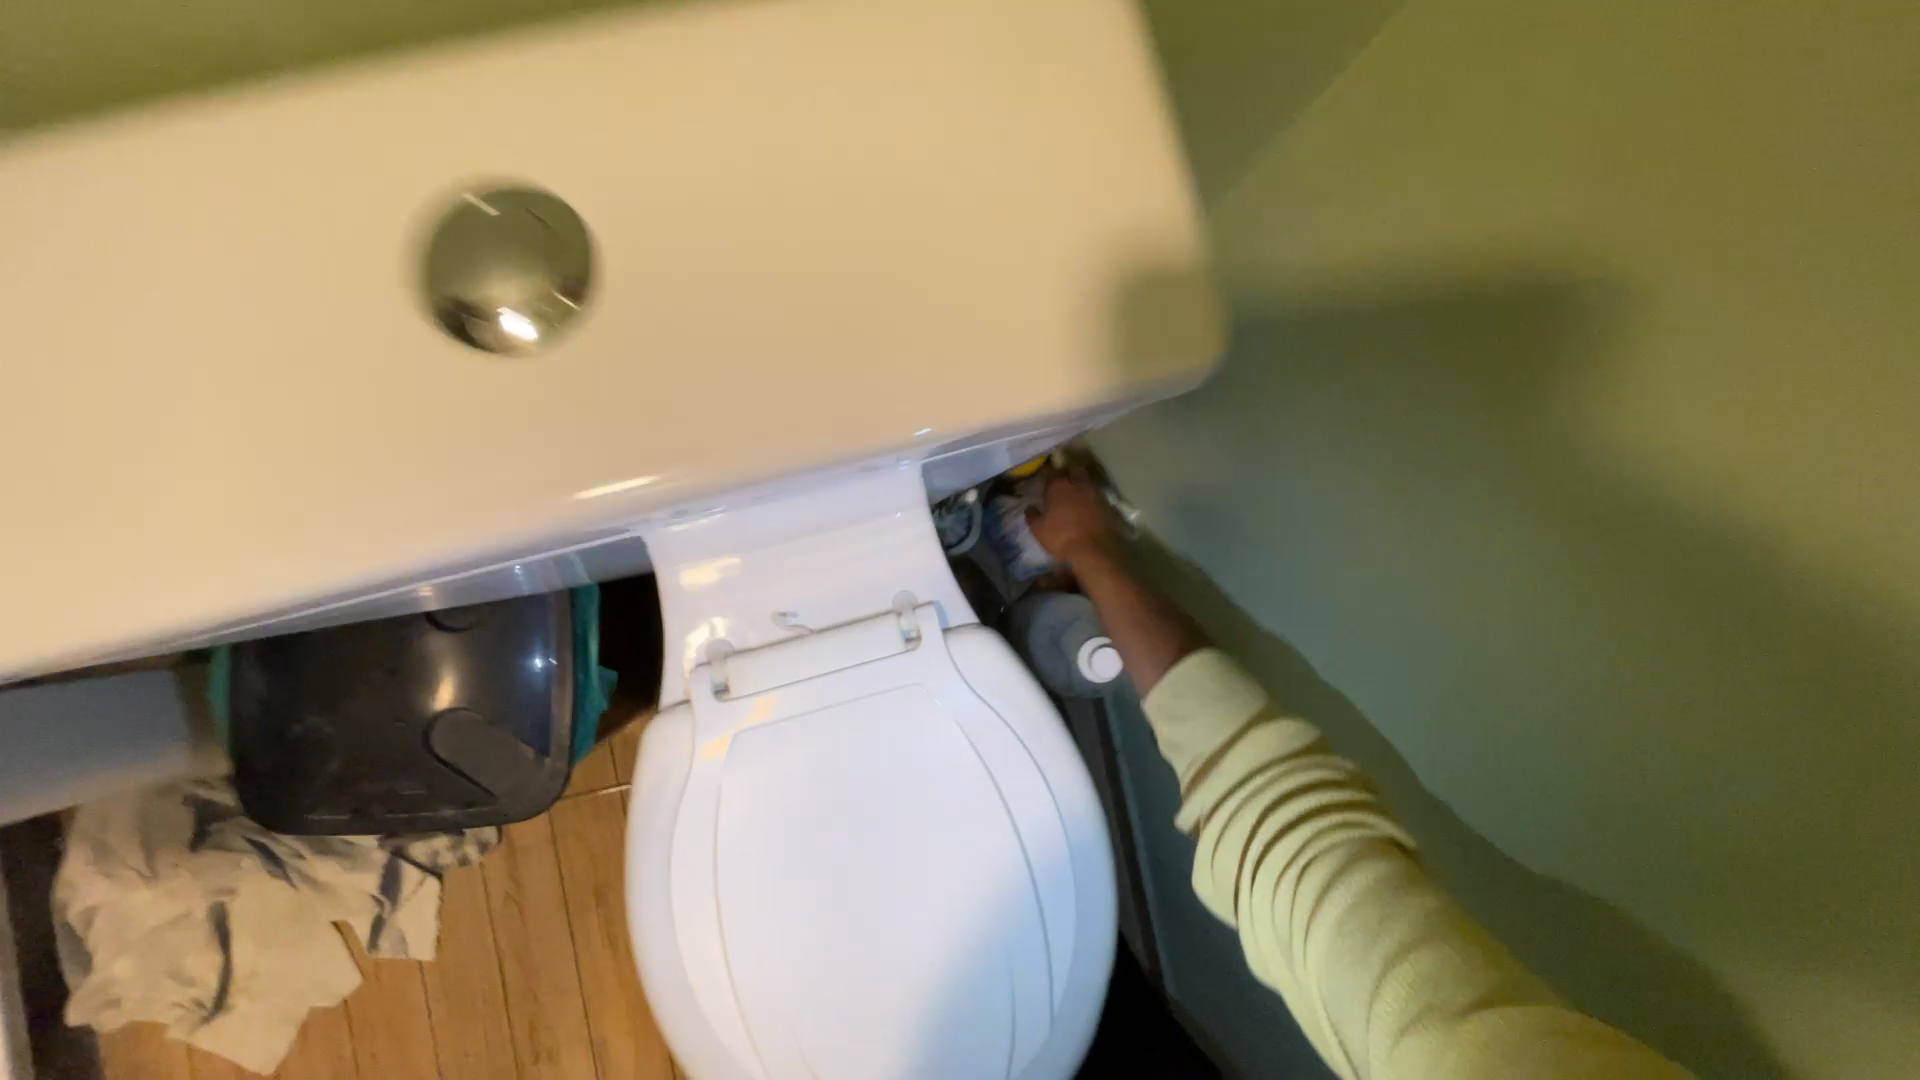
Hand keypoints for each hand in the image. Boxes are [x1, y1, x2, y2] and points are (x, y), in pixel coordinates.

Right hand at [1026, 468, 1120, 567]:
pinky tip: (1088, 508)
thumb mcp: (1038, 529)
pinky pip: (1097, 496)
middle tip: (1063, 484)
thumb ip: (1032, 515)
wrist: (1094, 549)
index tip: (1045, 484)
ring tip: (1076, 496)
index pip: (1051, 473)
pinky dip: (1091, 499)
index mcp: (1058, 486)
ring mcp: (1095, 493)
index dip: (1048, 478)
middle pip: (1073, 470)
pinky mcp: (1108, 504)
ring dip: (1081, 486)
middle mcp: (1077, 484)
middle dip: (1068, 474)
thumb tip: (1030, 508)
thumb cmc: (1061, 537)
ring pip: (1087, 482)